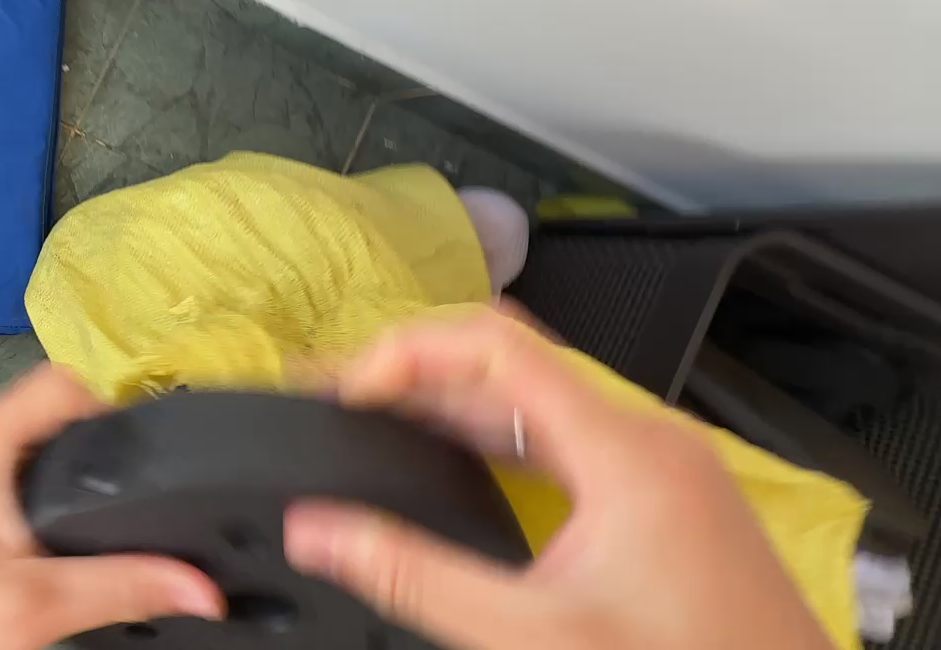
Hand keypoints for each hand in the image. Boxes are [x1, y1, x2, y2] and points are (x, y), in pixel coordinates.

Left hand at [0, 365, 224, 649]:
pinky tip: (65, 506)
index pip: (57, 383)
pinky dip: (40, 466)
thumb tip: (201, 586)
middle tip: (138, 475)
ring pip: (25, 425)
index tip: (148, 437)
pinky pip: (5, 448)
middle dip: (92, 433)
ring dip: (66, 452)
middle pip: (43, 403)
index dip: (109, 401)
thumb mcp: (36, 606)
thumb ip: (122, 586)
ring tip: (112, 492)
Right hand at [285, 307, 836, 649]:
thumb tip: (311, 529)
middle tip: (343, 396)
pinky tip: (440, 455)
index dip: (406, 351)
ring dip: (440, 397)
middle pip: (501, 358)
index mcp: (624, 449)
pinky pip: (544, 431)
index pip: (492, 342)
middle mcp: (641, 438)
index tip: (352, 394)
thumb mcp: (536, 639)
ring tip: (373, 416)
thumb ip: (413, 575)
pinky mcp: (649, 495)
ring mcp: (651, 465)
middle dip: (411, 368)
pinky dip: (478, 431)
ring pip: (521, 393)